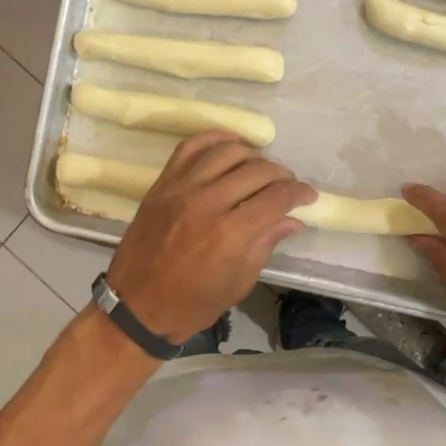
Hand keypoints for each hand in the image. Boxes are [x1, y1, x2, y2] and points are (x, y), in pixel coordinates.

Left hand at [105, 130, 316, 343]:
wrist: (136, 307)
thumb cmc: (192, 304)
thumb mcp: (238, 282)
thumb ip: (265, 244)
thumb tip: (292, 220)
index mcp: (231, 233)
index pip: (276, 197)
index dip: (299, 193)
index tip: (309, 195)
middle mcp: (207, 202)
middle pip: (256, 170)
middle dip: (281, 175)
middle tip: (287, 185)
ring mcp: (181, 189)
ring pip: (226, 151)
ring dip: (251, 155)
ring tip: (260, 169)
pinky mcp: (161, 184)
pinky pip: (190, 148)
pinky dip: (213, 138)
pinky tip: (231, 142)